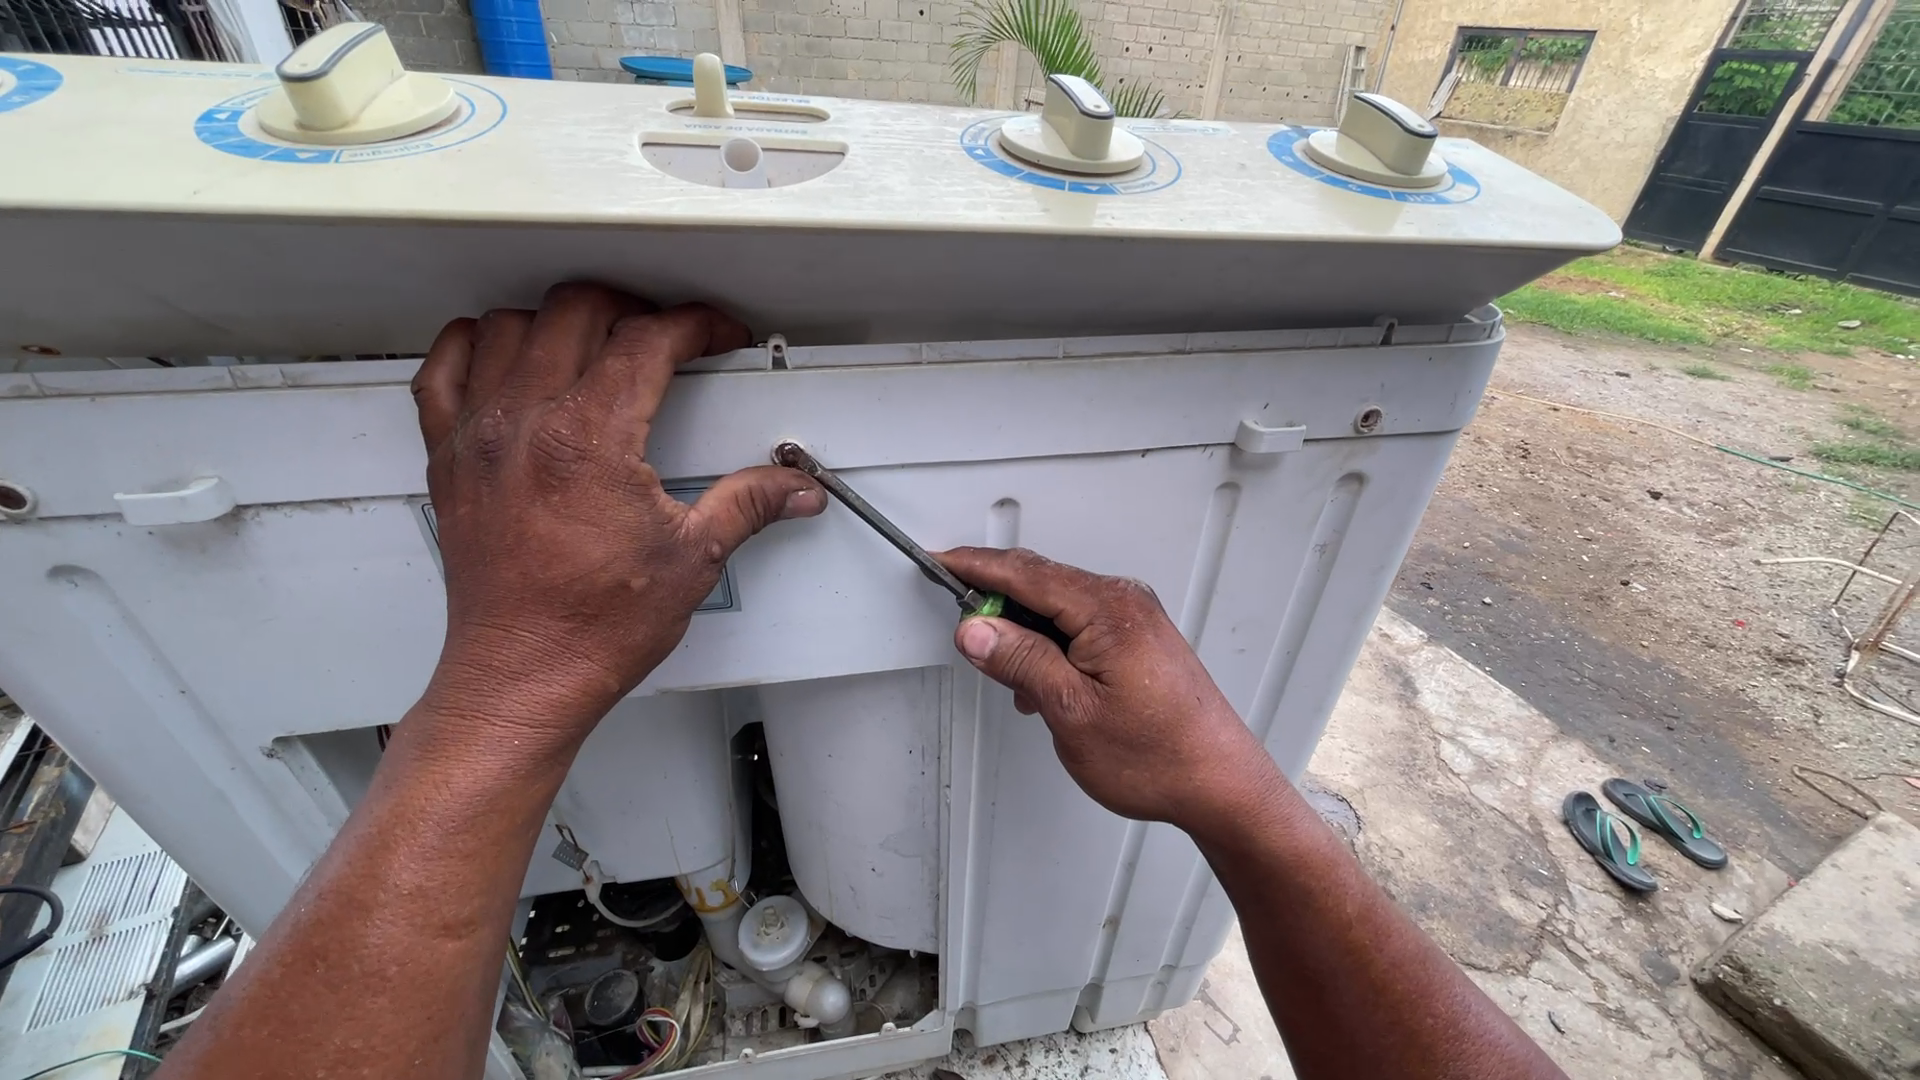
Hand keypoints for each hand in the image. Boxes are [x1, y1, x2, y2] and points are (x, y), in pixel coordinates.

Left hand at [410, 283, 825, 749]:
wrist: (526, 673)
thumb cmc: (597, 624)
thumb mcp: (694, 556)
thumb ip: (750, 503)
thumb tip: (797, 486)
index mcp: (590, 437)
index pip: (647, 340)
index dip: (695, 324)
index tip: (719, 333)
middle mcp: (525, 422)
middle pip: (577, 310)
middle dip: (635, 307)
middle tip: (668, 334)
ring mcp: (478, 435)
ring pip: (509, 324)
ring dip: (562, 319)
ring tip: (599, 342)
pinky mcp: (449, 458)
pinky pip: (444, 368)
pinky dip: (477, 344)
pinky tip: (510, 357)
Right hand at [937, 547, 1285, 834]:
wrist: (1221, 784)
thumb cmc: (1158, 756)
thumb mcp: (1071, 711)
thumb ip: (1020, 661)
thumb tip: (976, 628)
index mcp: (1107, 609)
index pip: (1025, 572)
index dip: (976, 567)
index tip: (941, 563)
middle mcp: (1124, 602)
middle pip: (1040, 582)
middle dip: (997, 601)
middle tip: (964, 629)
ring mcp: (1133, 618)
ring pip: (1057, 606)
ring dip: (1024, 631)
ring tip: (1007, 673)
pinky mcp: (1136, 637)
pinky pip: (1078, 623)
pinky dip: (1049, 643)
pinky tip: (1040, 681)